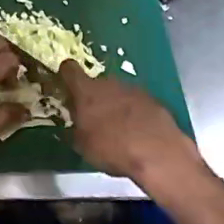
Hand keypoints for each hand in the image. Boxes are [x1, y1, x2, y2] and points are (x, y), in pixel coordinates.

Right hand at [59, 62, 206, 185]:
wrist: (158, 153)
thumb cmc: (112, 149)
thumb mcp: (82, 145)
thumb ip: (75, 128)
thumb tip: (75, 124)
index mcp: (86, 91)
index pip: (69, 69)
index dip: (65, 75)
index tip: (64, 85)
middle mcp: (109, 83)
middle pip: (96, 83)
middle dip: (93, 97)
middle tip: (92, 118)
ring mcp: (133, 89)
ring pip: (117, 92)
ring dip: (114, 104)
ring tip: (117, 129)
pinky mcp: (153, 100)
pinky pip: (136, 102)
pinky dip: (133, 113)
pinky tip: (137, 132)